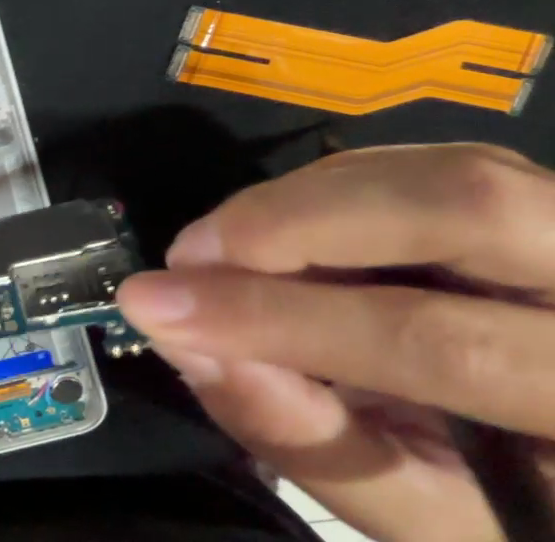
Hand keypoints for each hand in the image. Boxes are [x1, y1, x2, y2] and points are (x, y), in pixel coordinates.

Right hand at [117, 144, 554, 541]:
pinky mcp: (545, 202)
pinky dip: (323, 193)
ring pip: (439, 169)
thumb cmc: (514, 514)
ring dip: (298, 202)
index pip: (444, 346)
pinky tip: (279, 237)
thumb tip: (182, 343)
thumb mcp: (428, 517)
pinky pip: (423, 166)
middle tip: (190, 254)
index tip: (157, 305)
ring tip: (218, 251)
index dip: (284, 317)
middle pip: (464, 204)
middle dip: (294, 219)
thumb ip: (311, 442)